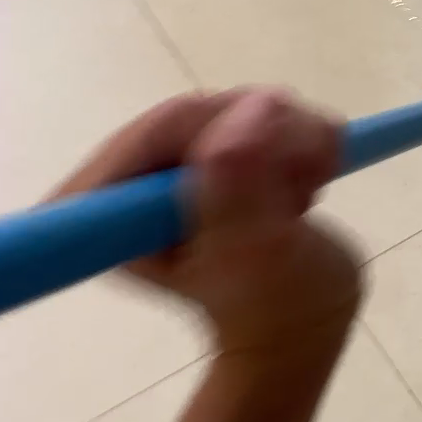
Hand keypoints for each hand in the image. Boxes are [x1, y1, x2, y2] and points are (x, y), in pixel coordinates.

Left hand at [50, 89, 360, 352]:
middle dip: (277, 137)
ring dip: (302, 141)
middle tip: (305, 184)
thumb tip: (258, 102)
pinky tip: (313, 178)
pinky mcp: (232, 163)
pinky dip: (313, 140)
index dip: (237, 132)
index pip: (168, 125)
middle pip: (214, 111)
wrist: (310, 318)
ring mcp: (186, 170)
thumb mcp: (254, 246)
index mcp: (108, 204)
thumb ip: (241, 176)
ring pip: (254, 110)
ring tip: (309, 188)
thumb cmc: (278, 300)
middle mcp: (136, 180)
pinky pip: (278, 119)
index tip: (284, 174)